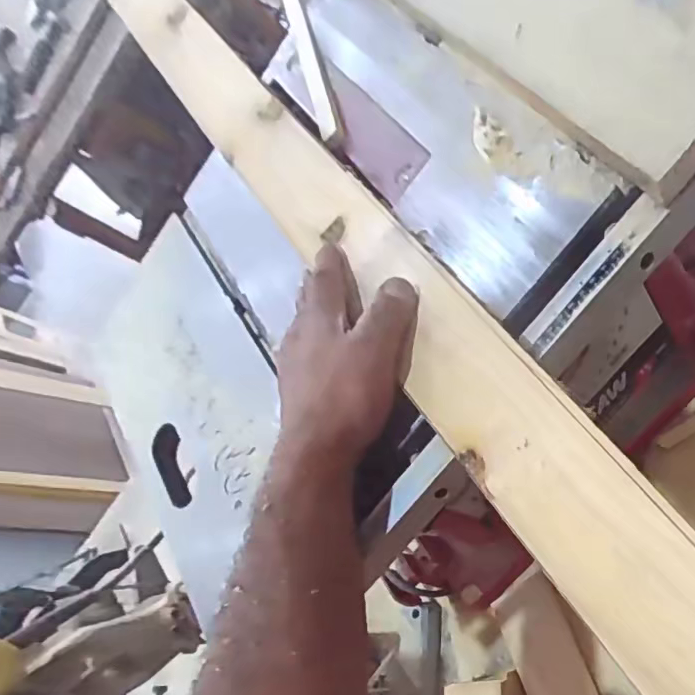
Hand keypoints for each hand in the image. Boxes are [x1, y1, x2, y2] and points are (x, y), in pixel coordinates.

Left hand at [274, 244, 418, 469]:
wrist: (318, 448)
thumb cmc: (348, 396)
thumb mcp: (377, 352)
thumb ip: (388, 317)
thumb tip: (398, 282)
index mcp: (320, 321)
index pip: (325, 282)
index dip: (332, 264)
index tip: (332, 246)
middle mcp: (301, 336)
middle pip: (309, 302)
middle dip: (318, 286)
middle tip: (322, 272)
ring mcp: (296, 364)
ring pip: (306, 328)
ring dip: (316, 315)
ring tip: (324, 310)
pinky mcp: (300, 390)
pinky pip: (309, 354)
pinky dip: (318, 344)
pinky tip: (325, 356)